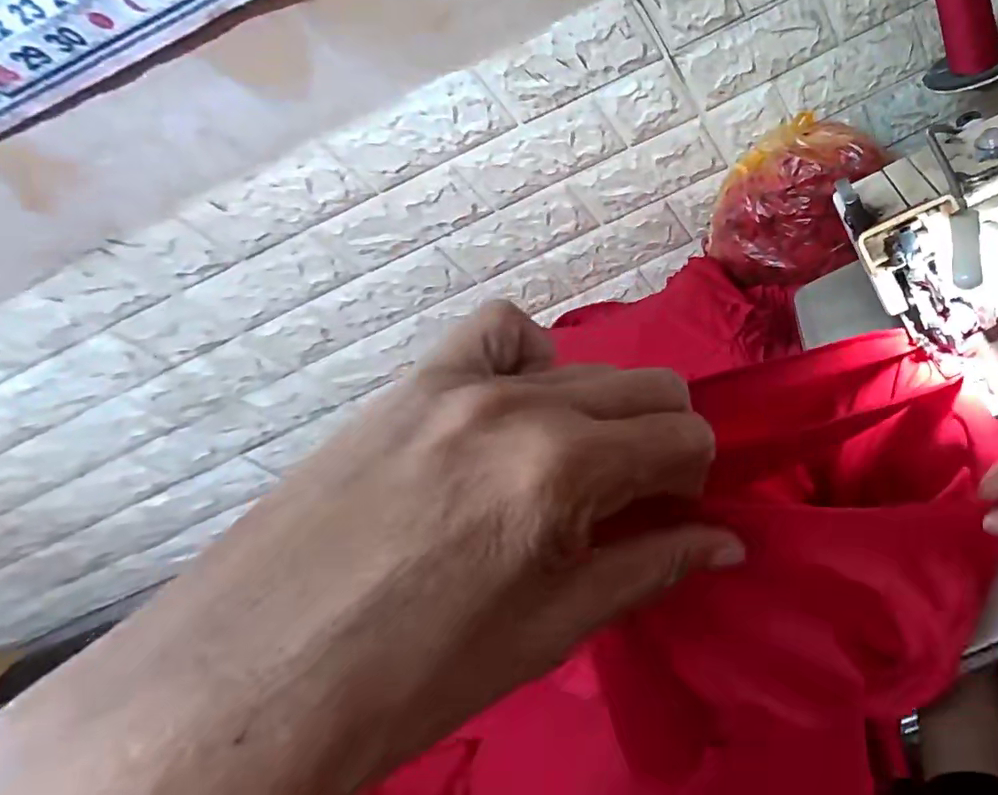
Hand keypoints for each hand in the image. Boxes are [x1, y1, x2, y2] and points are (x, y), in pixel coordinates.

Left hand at [0, 302, 741, 794]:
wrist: (223, 703)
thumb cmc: (408, 680)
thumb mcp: (555, 628)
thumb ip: (660, 565)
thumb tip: (736, 542)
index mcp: (564, 468)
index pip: (687, 437)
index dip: (696, 478)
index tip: (674, 514)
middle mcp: (523, 406)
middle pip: (655, 390)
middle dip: (665, 443)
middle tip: (631, 500)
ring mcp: (460, 386)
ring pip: (594, 367)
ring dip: (610, 414)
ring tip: (570, 469)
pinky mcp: (409, 385)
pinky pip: (500, 331)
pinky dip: (532, 357)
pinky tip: (517, 406)